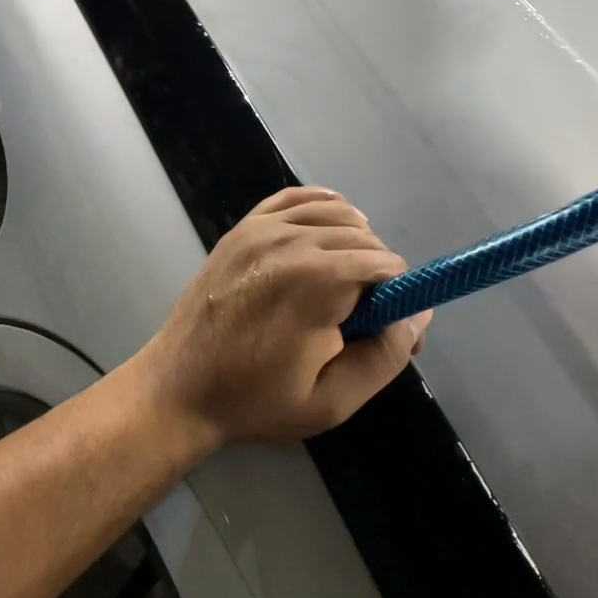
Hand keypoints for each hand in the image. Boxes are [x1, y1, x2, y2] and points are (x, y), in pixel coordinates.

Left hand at [134, 187, 430, 449]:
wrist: (178, 388)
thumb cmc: (255, 400)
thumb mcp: (332, 399)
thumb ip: (386, 355)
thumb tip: (420, 312)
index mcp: (317, 280)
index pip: (386, 266)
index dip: (399, 298)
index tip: (389, 330)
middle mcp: (292, 240)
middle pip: (364, 239)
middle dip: (378, 274)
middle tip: (368, 319)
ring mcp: (261, 228)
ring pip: (336, 213)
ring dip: (353, 242)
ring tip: (344, 285)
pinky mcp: (241, 228)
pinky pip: (295, 198)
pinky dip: (320, 206)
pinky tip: (327, 229)